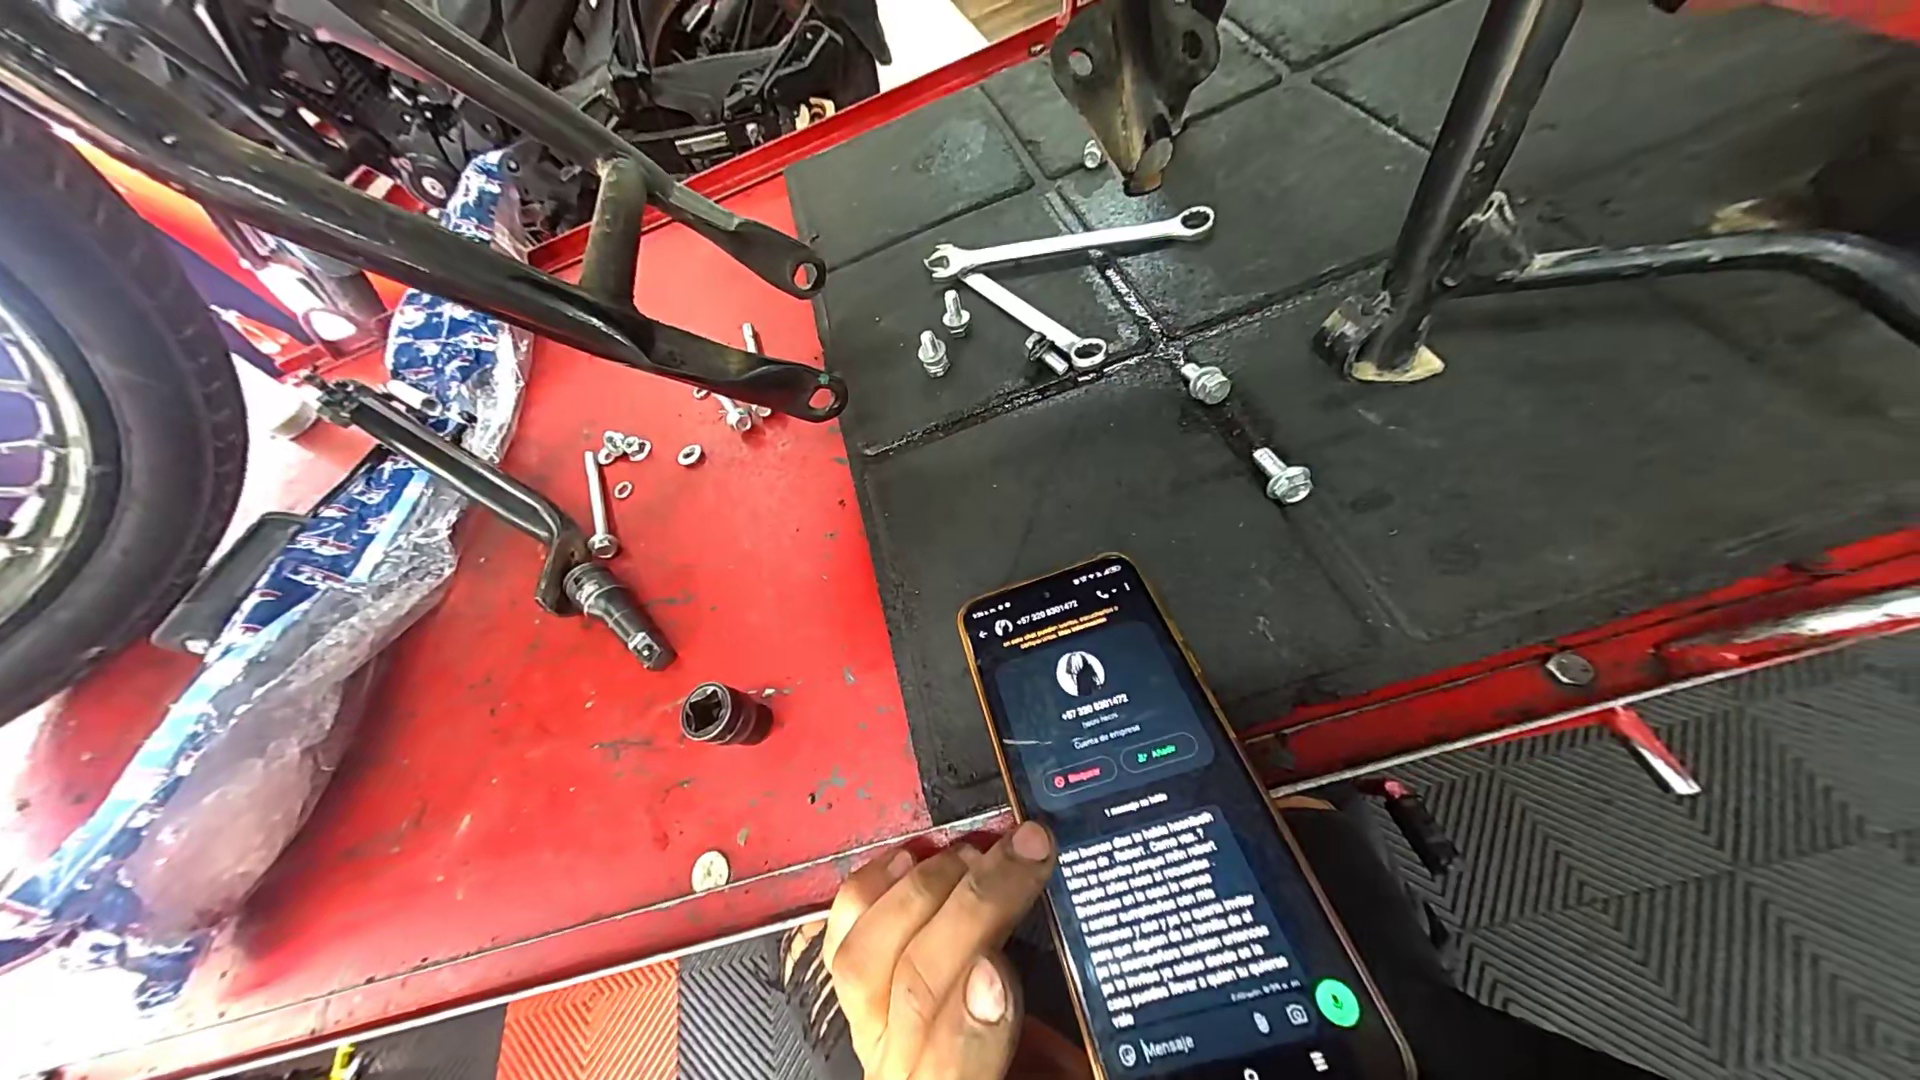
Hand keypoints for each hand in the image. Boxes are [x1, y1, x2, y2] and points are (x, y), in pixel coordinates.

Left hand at [823, 821, 1058, 1079]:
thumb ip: (1071, 1036)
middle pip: (915, 989)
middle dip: (975, 906)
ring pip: (867, 956)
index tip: (996, 970)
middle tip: (1026, 851)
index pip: (947, 1075)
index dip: (967, 1027)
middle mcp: (902, 1069)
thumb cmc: (1038, 1069)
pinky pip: (843, 933)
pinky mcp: (859, 988)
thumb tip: (1099, 969)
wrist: (990, 1074)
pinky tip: (908, 856)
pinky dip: (872, 886)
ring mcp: (871, 1025)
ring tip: (973, 853)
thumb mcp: (1066, 1066)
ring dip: (926, 887)